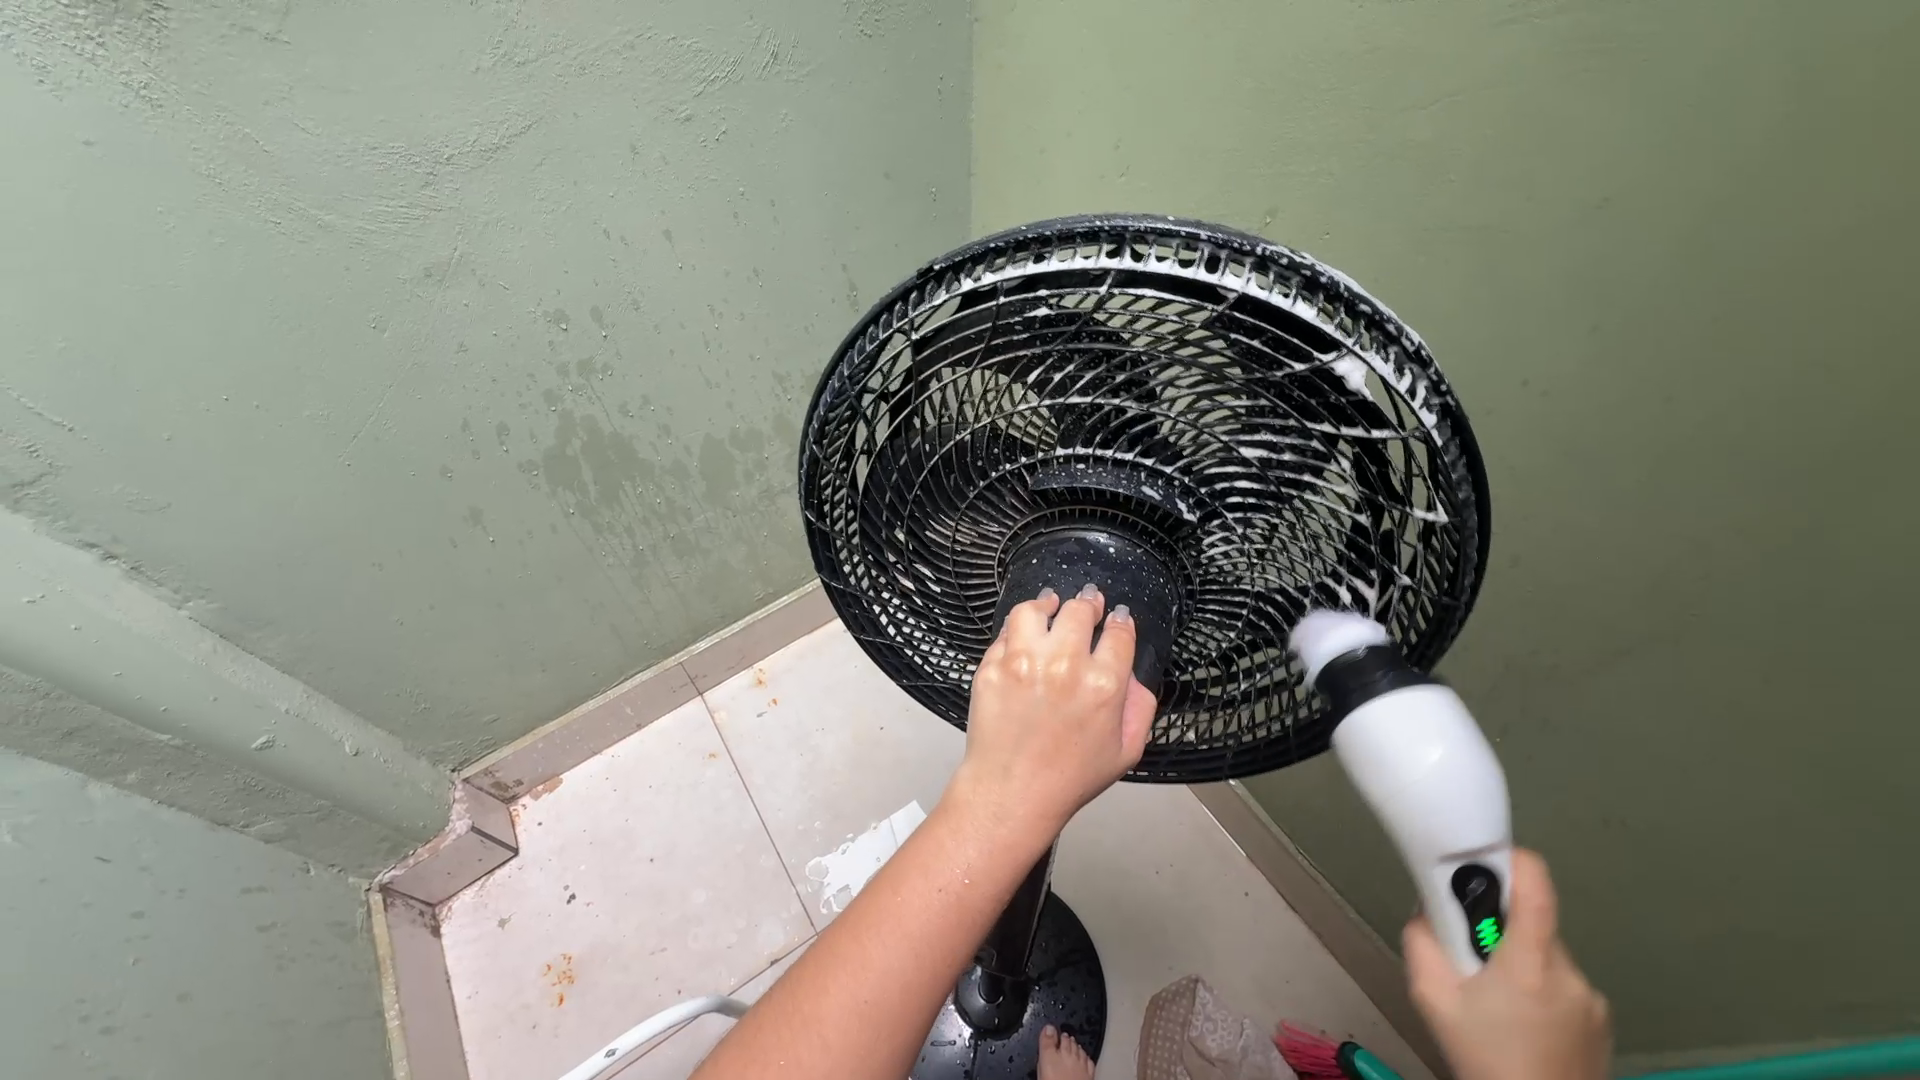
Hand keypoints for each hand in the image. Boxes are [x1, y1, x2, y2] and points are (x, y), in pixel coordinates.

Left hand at [948, 585, 1156, 837]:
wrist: (1011, 793)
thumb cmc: (1070, 777)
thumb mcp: (1127, 750)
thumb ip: (1141, 706)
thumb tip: (1132, 672)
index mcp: (1103, 684)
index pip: (1119, 632)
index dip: (1121, 620)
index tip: (1118, 617)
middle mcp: (1064, 664)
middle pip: (1079, 610)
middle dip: (1088, 603)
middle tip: (1089, 603)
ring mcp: (1022, 662)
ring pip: (1035, 610)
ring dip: (1048, 605)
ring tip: (1051, 604)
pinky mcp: (991, 667)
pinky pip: (1005, 633)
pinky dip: (1018, 629)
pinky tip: (1025, 632)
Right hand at [1404, 849, 1610, 1079]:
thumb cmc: (1481, 1057)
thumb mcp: (1429, 996)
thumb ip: (1421, 940)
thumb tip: (1430, 910)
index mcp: (1530, 962)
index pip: (1535, 887)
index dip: (1510, 859)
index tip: (1481, 860)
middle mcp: (1570, 972)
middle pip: (1530, 921)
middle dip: (1495, 926)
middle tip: (1468, 955)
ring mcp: (1592, 998)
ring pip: (1544, 953)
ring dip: (1517, 959)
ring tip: (1495, 1000)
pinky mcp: (1603, 1019)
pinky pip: (1561, 982)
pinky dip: (1538, 987)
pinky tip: (1522, 1021)